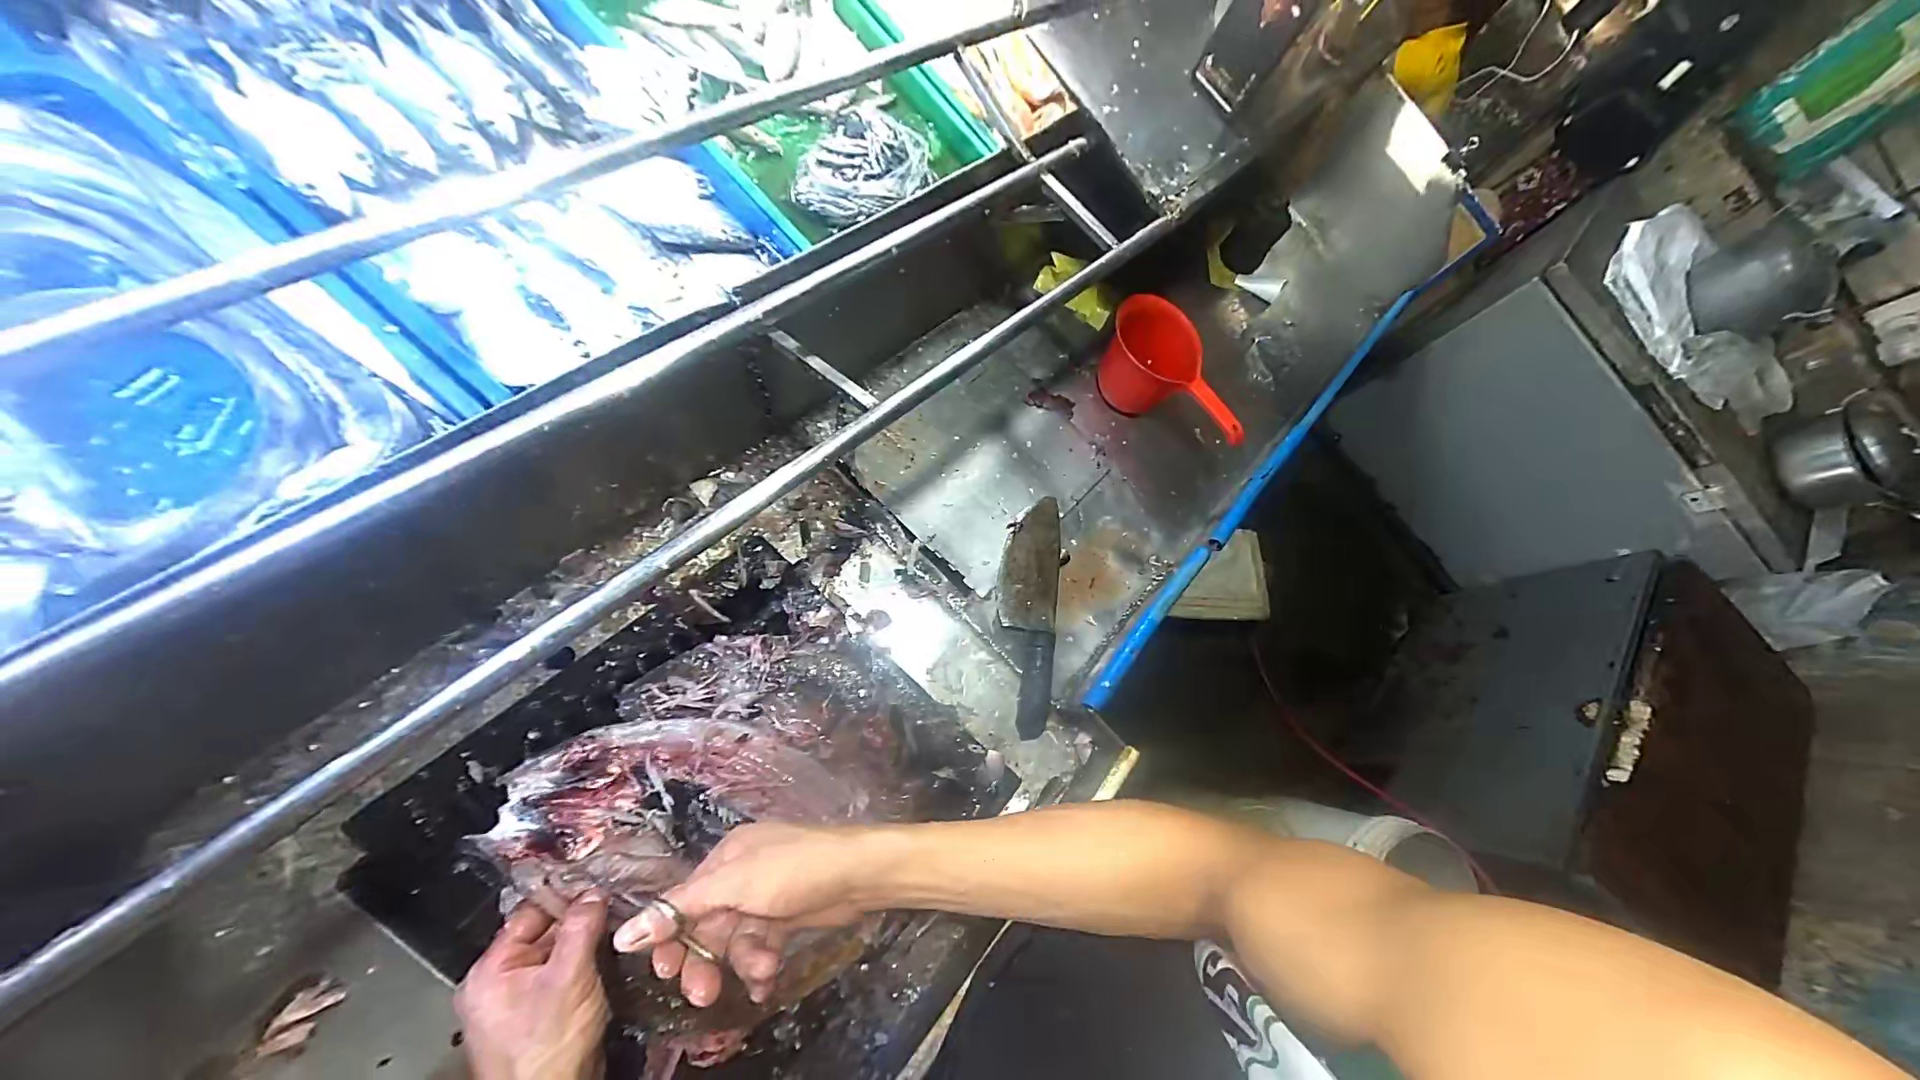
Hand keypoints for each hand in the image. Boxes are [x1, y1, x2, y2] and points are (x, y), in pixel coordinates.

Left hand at [456, 895, 609, 1079]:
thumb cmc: (547, 1047)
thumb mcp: (570, 974)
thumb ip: (581, 926)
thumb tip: (593, 892)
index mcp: (489, 972)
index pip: (529, 914)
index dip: (565, 897)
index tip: (597, 886)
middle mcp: (497, 984)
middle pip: (544, 933)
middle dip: (579, 921)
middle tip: (614, 907)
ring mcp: (517, 1002)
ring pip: (556, 953)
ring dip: (585, 943)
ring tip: (616, 930)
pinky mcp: (539, 1015)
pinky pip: (562, 975)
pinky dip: (584, 964)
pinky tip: (607, 958)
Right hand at [611, 822, 879, 1007]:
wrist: (857, 875)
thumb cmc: (794, 870)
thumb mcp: (735, 884)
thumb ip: (683, 907)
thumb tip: (623, 933)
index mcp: (726, 858)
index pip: (683, 900)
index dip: (669, 936)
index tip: (663, 971)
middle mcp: (741, 876)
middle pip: (706, 925)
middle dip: (705, 959)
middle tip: (704, 993)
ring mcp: (763, 898)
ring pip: (733, 942)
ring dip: (742, 962)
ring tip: (761, 971)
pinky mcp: (784, 918)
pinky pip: (759, 947)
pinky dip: (760, 964)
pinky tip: (768, 977)